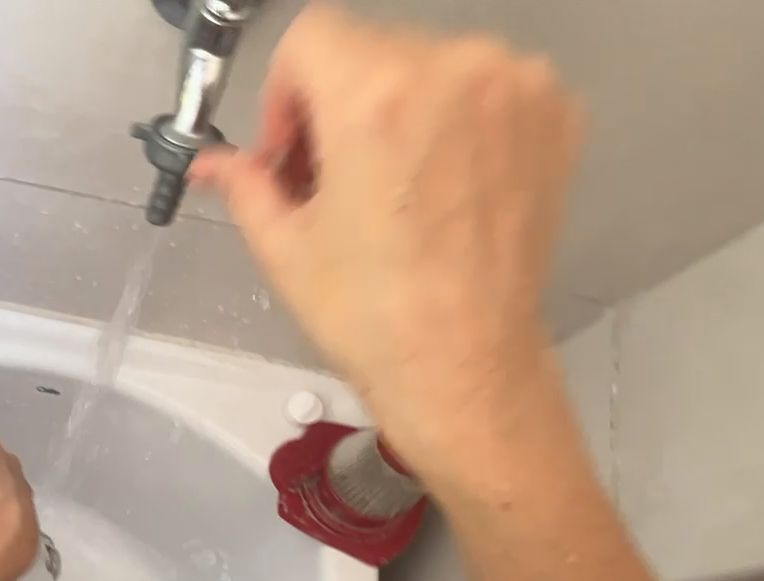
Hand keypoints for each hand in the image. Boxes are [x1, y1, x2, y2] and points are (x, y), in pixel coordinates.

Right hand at [191, 5, 582, 475]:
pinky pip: (481, 89)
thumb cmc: (366, 313)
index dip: (283, 95)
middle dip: (334, 108)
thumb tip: (209, 164)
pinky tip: (435, 191)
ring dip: (392, 114)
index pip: (309, 36)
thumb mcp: (282, 247)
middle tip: (329, 186)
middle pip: (368, 50)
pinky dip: (448, 123)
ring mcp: (516, 86)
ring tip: (386, 195)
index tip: (290, 154)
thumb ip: (243, 185)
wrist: (460, 360)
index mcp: (375, 99)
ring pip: (425, 67)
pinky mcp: (555, 112)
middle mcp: (454, 70)